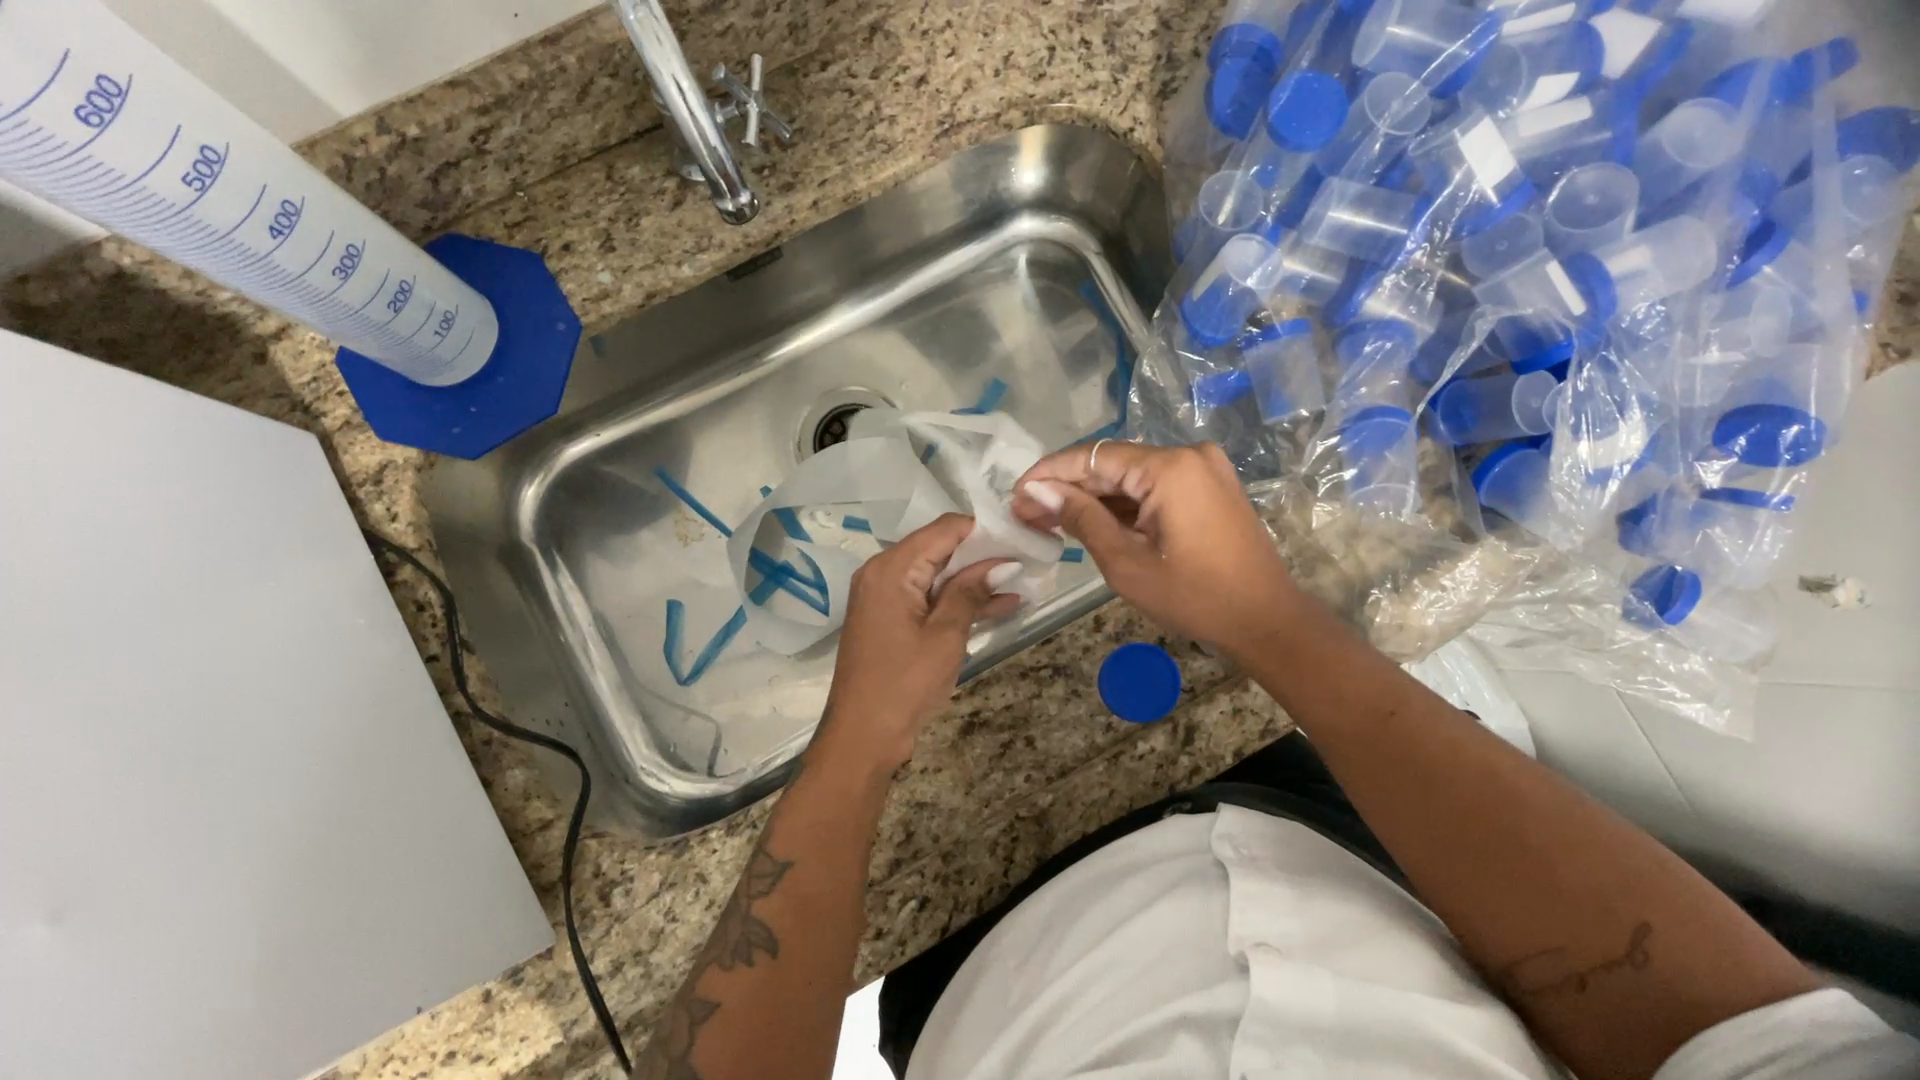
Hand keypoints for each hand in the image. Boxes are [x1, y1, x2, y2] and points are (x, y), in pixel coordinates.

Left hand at [819, 514, 1021, 770]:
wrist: (862, 735)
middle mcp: (882, 573)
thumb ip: (969, 592)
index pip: (943, 529)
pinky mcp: (890, 618)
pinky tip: (1000, 606)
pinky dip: (957, 600)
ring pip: (936, 574)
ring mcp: (884, 597)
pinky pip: (928, 597)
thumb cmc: (904, 684)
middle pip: (939, 548)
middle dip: (982, 553)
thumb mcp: (945, 636)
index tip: (1020, 534)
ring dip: (974, 579)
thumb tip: (999, 562)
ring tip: (1022, 581)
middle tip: (1027, 556)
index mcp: (891, 569)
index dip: (983, 529)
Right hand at [1011, 441, 1305, 660]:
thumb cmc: (1195, 598)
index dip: (1049, 474)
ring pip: (1132, 476)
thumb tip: (1038, 491)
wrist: (1266, 620)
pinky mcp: (1210, 487)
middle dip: (1068, 487)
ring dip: (1094, 497)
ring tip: (1049, 520)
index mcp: (1170, 468)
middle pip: (1111, 463)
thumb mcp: (1126, 563)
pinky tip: (1091, 521)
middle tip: (1026, 513)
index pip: (1092, 457)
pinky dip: (1124, 504)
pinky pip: (1154, 486)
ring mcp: (1204, 469)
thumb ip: (1081, 519)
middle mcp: (1188, 455)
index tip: (1015, 494)